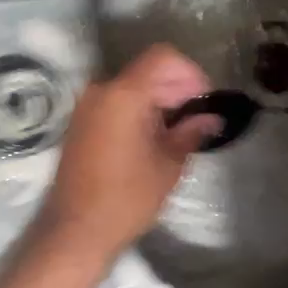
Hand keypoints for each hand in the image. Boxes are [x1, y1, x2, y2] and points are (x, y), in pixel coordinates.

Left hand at [40, 44, 218, 257]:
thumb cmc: (127, 198)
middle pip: (145, 71)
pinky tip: (151, 138)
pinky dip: (135, 111)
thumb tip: (210, 118)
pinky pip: (113, 104)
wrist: (76, 229)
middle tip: (196, 116)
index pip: (162, 57)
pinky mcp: (79, 125)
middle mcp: (100, 91)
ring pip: (128, 87)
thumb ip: (190, 132)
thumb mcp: (168, 165)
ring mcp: (85, 107)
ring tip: (177, 130)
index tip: (204, 97)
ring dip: (155, 100)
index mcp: (123, 94)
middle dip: (174, 87)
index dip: (189, 71)